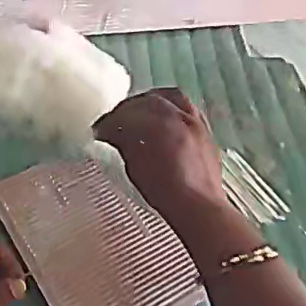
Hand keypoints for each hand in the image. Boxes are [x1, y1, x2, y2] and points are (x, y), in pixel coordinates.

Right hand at [93, 89, 229, 215]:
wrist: (198, 207)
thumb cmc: (165, 192)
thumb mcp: (134, 168)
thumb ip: (124, 144)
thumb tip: (114, 135)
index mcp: (157, 126)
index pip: (124, 115)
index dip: (108, 122)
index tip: (99, 130)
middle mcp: (178, 118)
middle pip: (147, 101)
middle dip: (127, 108)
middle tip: (115, 120)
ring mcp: (195, 122)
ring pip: (170, 97)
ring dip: (151, 101)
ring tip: (139, 113)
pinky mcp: (205, 131)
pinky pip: (186, 108)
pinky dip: (170, 108)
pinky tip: (163, 120)